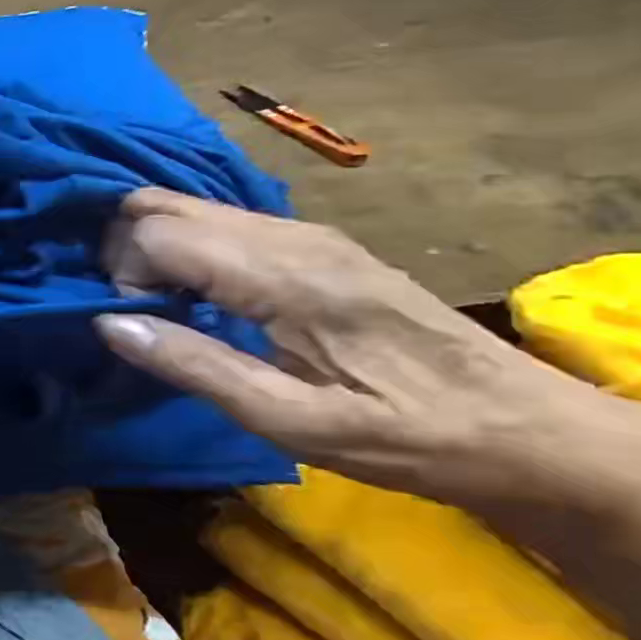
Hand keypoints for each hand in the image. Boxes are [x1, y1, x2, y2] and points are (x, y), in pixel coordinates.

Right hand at [95, 189, 626, 509]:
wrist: (532, 428)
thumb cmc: (411, 436)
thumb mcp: (294, 422)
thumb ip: (195, 365)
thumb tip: (109, 323)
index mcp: (284, 273)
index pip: (157, 232)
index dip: (125, 275)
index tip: (141, 328)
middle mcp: (286, 232)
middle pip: (161, 204)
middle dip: (124, 251)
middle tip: (137, 312)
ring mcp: (301, 231)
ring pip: (184, 206)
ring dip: (149, 247)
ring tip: (161, 308)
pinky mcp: (310, 242)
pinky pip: (215, 222)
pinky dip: (180, 247)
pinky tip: (195, 296)